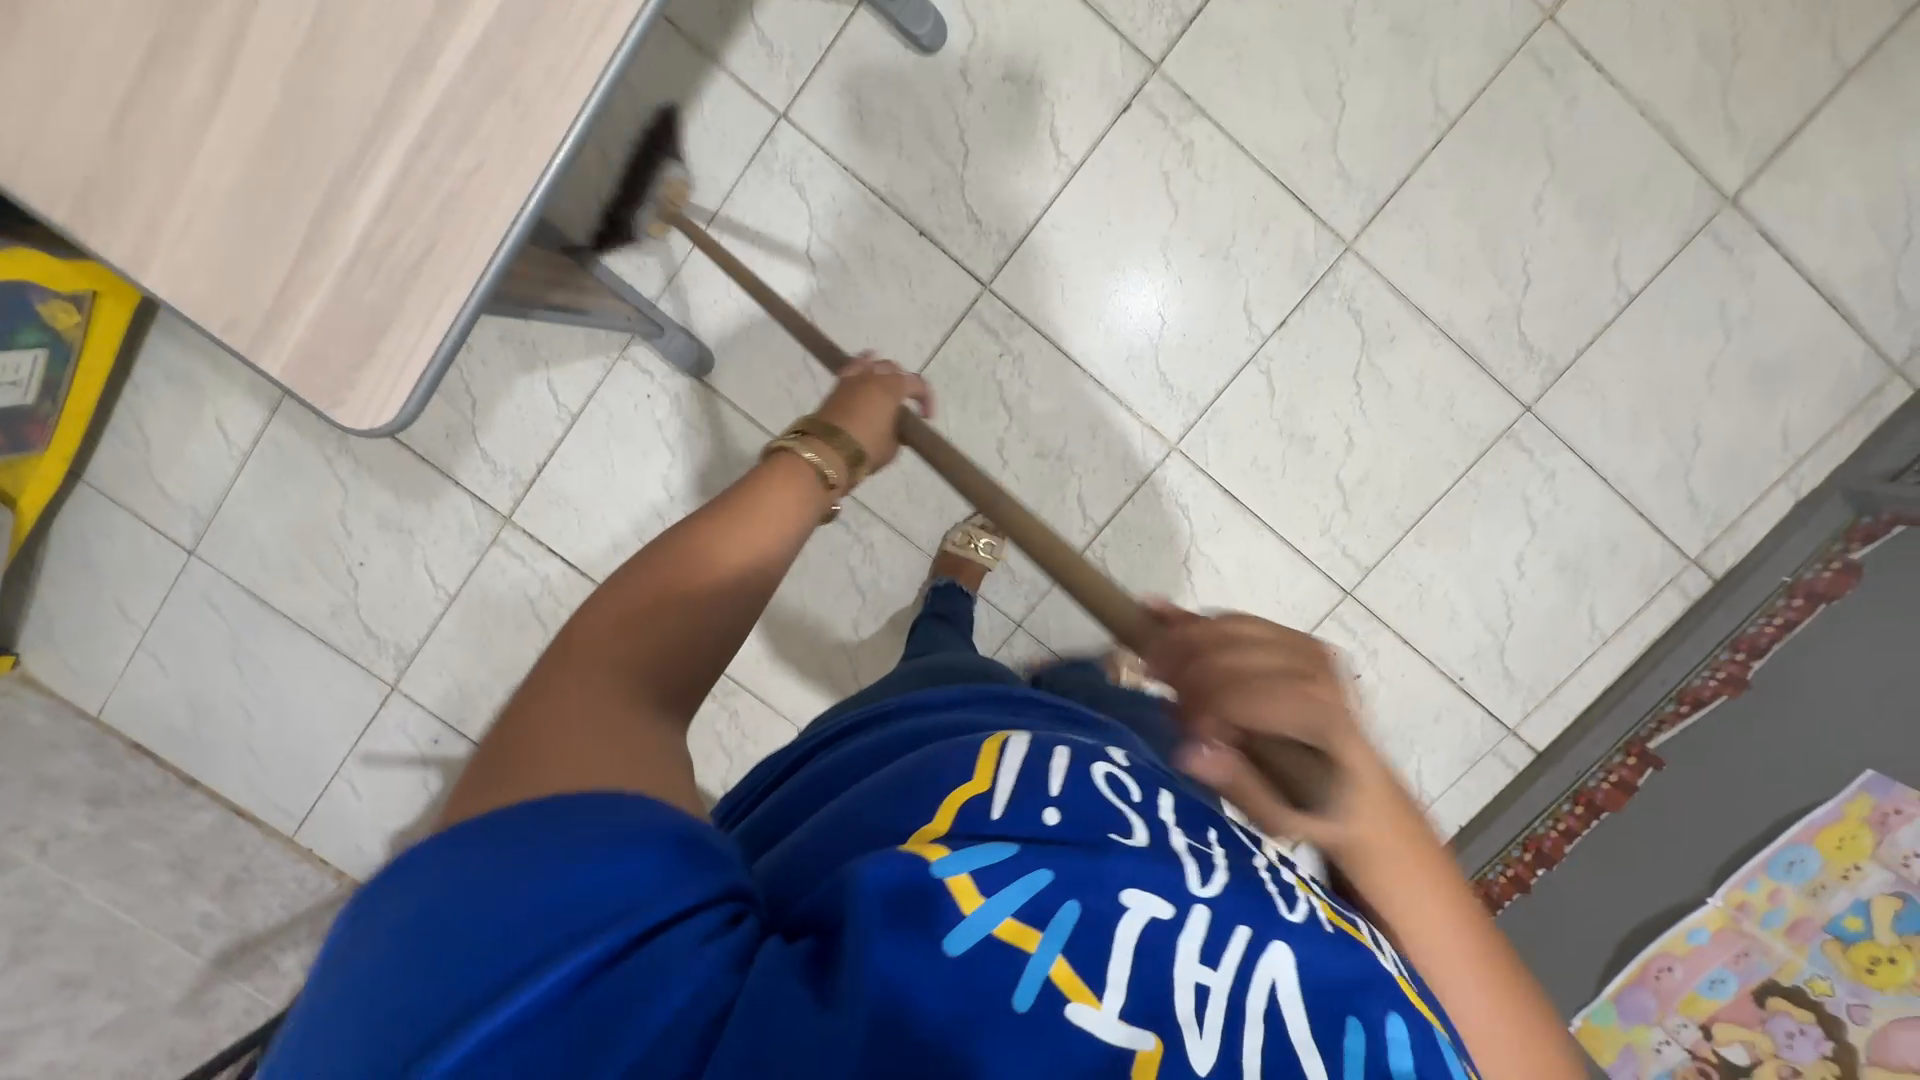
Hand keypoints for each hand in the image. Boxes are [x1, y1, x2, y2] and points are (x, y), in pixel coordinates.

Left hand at [814, 352, 931, 472]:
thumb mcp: (892, 445)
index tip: (926, 418)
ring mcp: (851, 379)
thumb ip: (897, 431)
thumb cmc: (866, 448)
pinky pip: (852, 371)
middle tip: (904, 401)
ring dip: (879, 372)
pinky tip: (861, 383)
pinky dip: (860, 374)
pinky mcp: (835, 388)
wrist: (825, 453)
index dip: (926, 399)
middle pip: (892, 368)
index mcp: (892, 387)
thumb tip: (892, 426)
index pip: (917, 384)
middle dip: (902, 381)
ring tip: (882, 383)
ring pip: (869, 363)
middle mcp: (872, 377)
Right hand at [1143, 604, 1426, 858]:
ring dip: (1182, 639)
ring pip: (1229, 631)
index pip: (1240, 695)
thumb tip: (1187, 751)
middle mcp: (1317, 676)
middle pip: (1230, 656)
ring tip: (1150, 658)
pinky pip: (1238, 621)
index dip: (1198, 705)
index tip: (1176, 727)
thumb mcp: (1277, 816)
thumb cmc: (1315, 810)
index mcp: (1316, 719)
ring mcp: (1310, 653)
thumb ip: (1236, 783)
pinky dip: (1197, 621)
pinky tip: (1159, 613)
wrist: (1364, 792)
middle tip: (1148, 681)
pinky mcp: (1300, 641)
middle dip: (1182, 667)